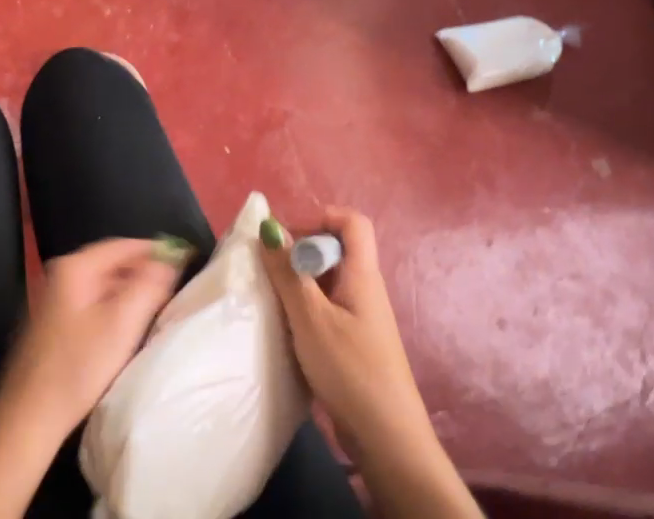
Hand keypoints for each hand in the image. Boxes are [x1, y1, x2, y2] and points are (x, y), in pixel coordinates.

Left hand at [0, 237, 189, 433]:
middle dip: (142, 273)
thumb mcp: (122, 324)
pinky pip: (91, 304)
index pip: (122, 246)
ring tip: (158, 306)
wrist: (30, 415)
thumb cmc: (78, 367)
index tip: (184, 260)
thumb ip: (149, 286)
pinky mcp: (52, 324)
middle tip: (174, 286)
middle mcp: (59, 276)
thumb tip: (169, 261)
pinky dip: (113, 308)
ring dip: (129, 292)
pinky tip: (128, 328)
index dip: (155, 251)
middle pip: (110, 264)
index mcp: (73, 268)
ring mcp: (52, 299)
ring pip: (101, 286)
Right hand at [259, 208, 422, 457]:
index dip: (320, 218)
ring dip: (297, 283)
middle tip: (268, 271)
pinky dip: (302, 309)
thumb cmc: (350, 369)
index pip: (351, 223)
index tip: (287, 239)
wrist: (385, 437)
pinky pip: (325, 308)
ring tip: (269, 300)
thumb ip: (288, 272)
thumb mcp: (310, 318)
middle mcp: (364, 289)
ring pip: (325, 281)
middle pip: (334, 250)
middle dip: (299, 252)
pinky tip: (283, 330)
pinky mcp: (351, 342)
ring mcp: (359, 317)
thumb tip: (268, 227)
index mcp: (362, 275)